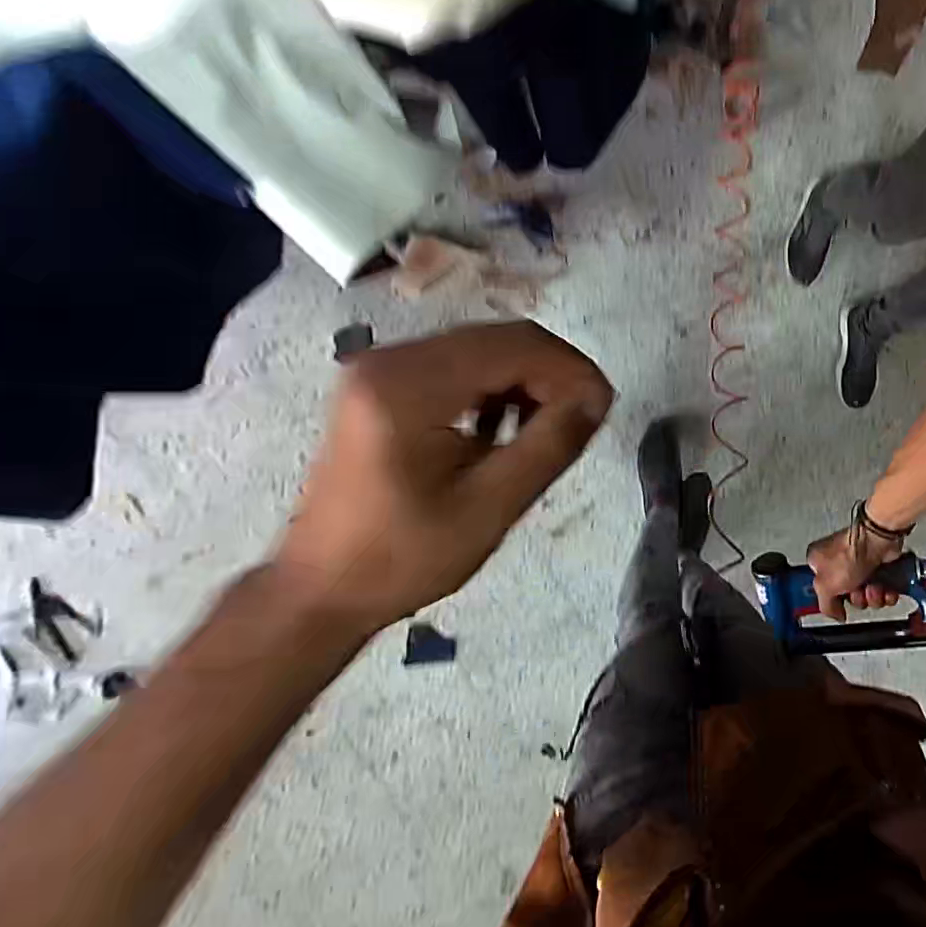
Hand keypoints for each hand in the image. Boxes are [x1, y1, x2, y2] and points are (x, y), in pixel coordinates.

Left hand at [274, 322, 612, 633]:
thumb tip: (597, 400)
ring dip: (528, 381)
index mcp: (409, 385)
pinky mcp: (385, 384)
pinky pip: (460, 366)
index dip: (571, 369)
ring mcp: (384, 368)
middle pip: (500, 339)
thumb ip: (550, 446)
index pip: (515, 346)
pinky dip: (497, 387)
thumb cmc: (403, 557)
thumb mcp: (489, 507)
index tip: (603, 407)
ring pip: (484, 349)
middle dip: (554, 374)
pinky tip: (507, 426)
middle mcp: (392, 359)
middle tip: (585, 418)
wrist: (321, 587)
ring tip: (549, 428)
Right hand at [806, 523, 903, 621]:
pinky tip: (885, 588)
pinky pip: (883, 590)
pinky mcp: (879, 566)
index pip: (821, 590)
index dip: (832, 602)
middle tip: (858, 591)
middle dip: (857, 599)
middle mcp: (839, 562)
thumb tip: (835, 614)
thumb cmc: (851, 553)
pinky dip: (886, 593)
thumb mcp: (825, 586)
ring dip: (873, 597)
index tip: (839, 609)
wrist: (878, 541)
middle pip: (847, 597)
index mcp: (819, 562)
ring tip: (874, 587)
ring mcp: (860, 564)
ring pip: (867, 595)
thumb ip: (825, 605)